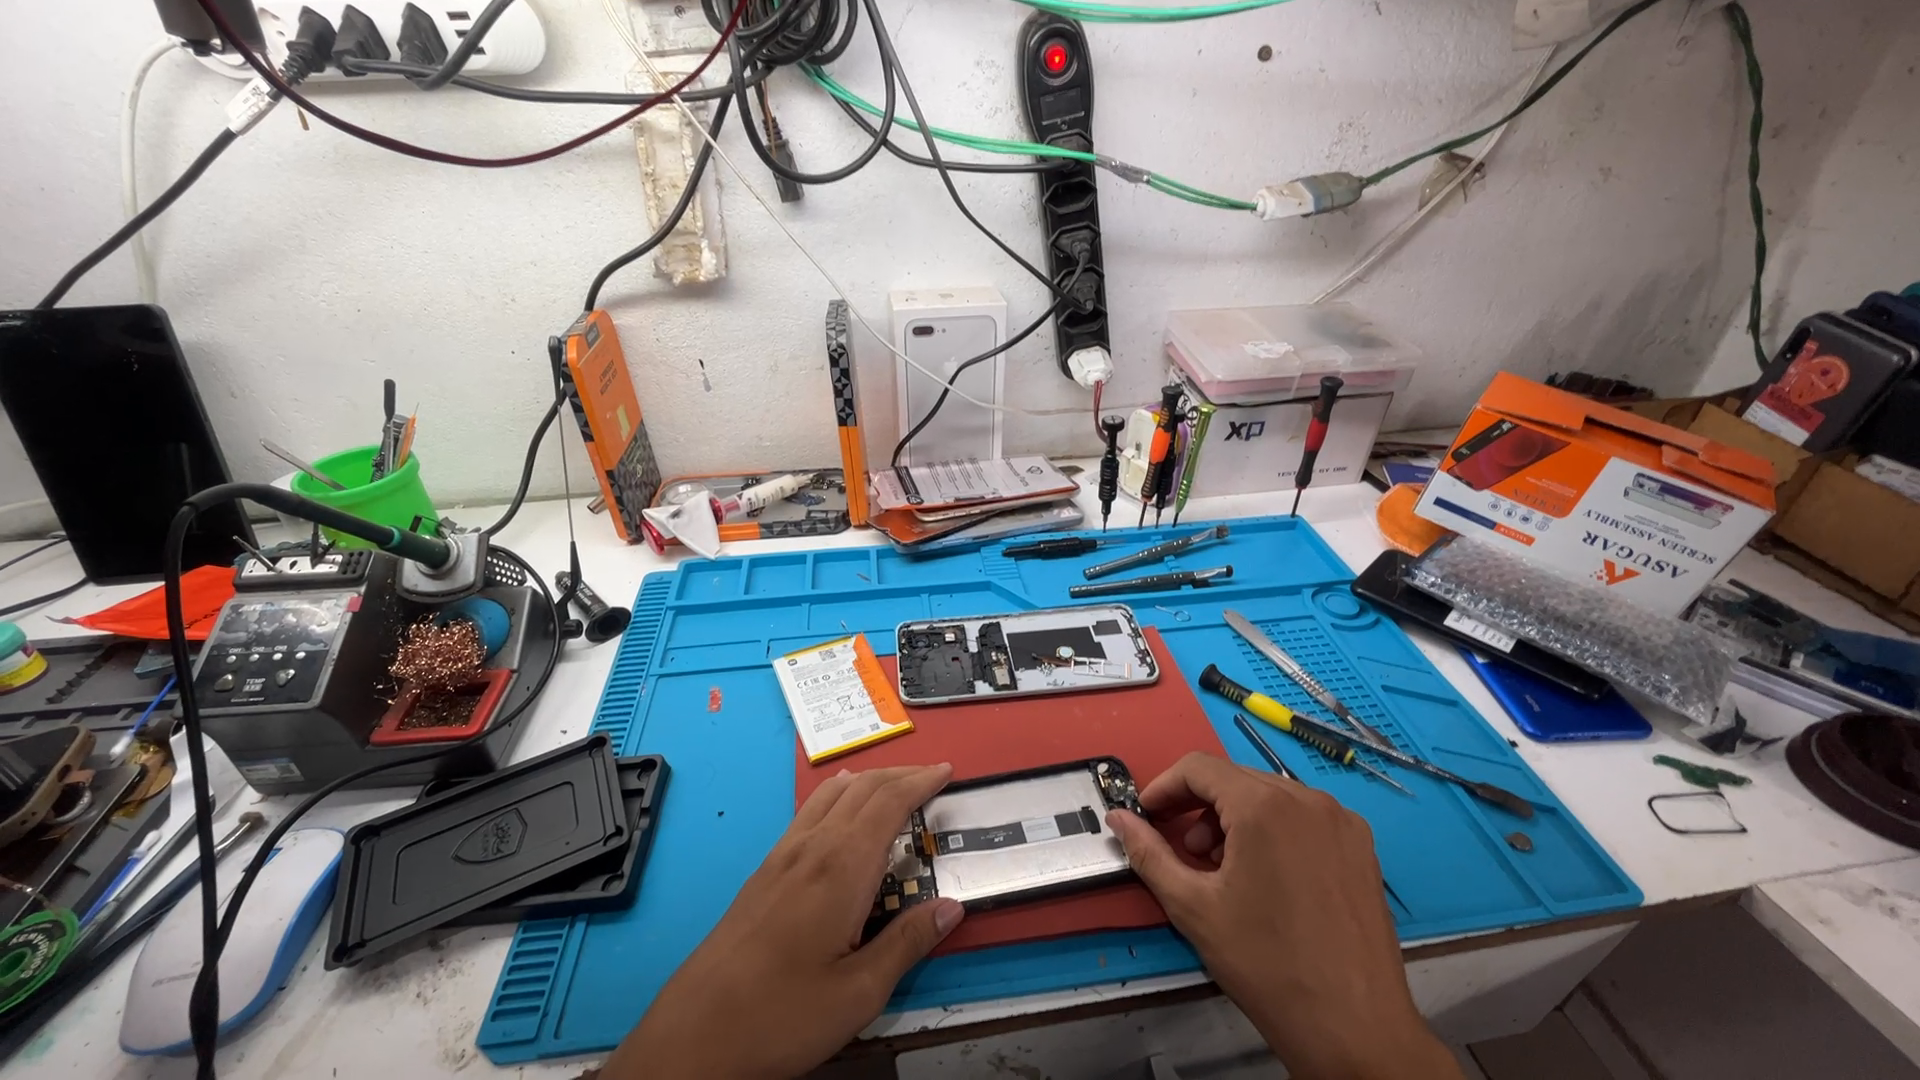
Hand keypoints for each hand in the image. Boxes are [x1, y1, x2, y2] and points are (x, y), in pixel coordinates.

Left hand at [606, 764, 963, 1079]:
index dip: (920, 782)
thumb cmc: (782, 1015)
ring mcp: (782, 857)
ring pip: (830, 796)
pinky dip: (836, 796)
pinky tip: (838, 809)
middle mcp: (812, 849)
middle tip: (930, 775)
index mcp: (841, 868)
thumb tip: (951, 907)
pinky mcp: (763, 872)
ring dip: (868, 781)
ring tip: (892, 783)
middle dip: (899, 774)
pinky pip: (808, 813)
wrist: (695, 1035)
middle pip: (861, 790)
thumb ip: (907, 943)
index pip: (888, 804)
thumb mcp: (859, 993)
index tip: (946, 770)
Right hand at [1106, 753, 1457, 1079]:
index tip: (1147, 816)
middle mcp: (1307, 799)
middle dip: (1199, 806)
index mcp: (1264, 806)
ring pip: (1270, 796)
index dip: (1164, 787)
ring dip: (1235, 818)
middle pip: (1235, 779)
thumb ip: (1148, 853)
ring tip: (1223, 868)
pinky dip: (1274, 830)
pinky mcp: (1361, 846)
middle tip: (1185, 851)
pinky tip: (1267, 877)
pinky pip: (1304, 817)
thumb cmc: (1264, 962)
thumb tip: (1119, 820)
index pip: (1199, 767)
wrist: (1352, 1026)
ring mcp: (1341, 821)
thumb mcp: (1191, 906)